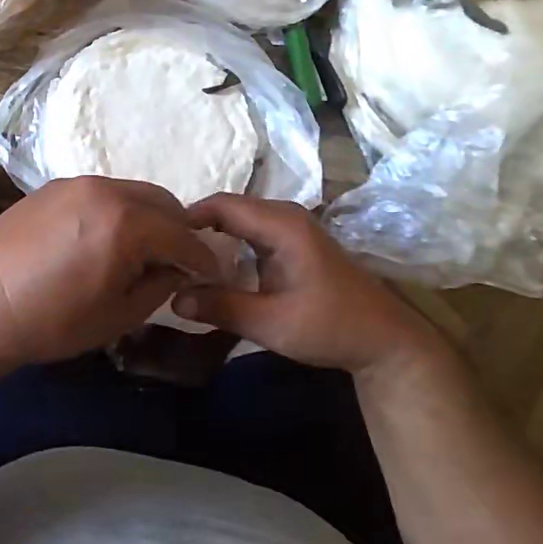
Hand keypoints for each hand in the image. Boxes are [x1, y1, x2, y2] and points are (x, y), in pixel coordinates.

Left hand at [0, 177, 218, 371]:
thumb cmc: (51, 321)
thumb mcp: (118, 315)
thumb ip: (160, 285)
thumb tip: (179, 268)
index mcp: (128, 223)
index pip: (182, 234)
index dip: (202, 256)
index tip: (213, 272)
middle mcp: (108, 190)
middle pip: (164, 201)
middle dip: (179, 229)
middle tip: (179, 260)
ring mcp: (78, 183)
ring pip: (134, 192)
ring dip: (149, 217)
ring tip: (143, 249)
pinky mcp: (55, 186)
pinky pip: (104, 192)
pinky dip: (120, 210)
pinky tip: (106, 238)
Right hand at [174, 194, 447, 375]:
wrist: (382, 339)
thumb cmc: (330, 326)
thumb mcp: (271, 323)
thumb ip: (222, 307)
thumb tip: (174, 296)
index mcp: (282, 224)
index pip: (223, 204)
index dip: (189, 217)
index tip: (160, 240)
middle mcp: (285, 216)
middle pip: (230, 209)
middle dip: (197, 227)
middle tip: (165, 252)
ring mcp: (292, 228)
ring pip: (240, 221)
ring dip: (213, 237)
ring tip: (182, 260)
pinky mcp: (294, 244)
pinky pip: (252, 234)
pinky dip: (230, 246)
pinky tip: (214, 269)